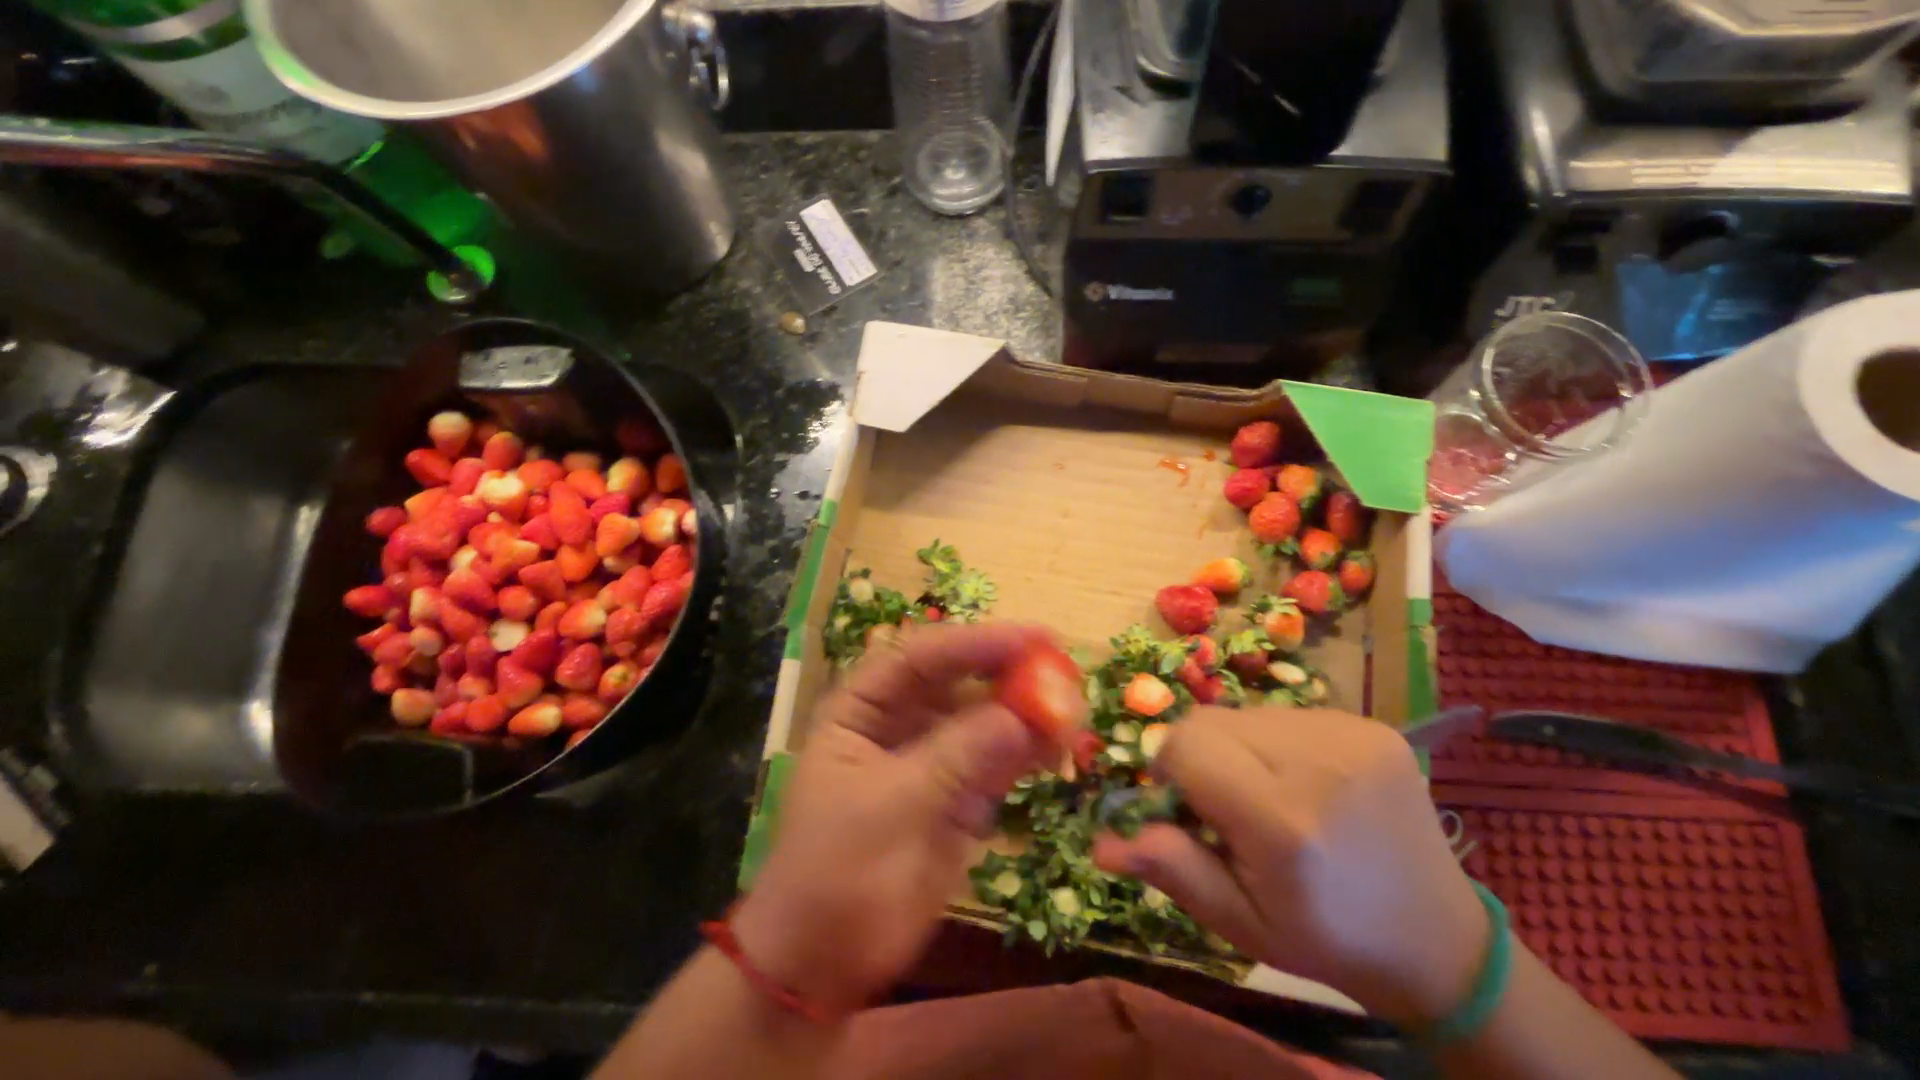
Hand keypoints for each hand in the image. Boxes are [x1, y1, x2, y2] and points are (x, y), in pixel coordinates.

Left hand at [732, 622, 1055, 1013]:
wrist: (823, 959)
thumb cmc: (836, 871)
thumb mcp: (890, 806)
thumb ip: (954, 758)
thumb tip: (1020, 717)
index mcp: (860, 711)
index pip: (918, 658)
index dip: (974, 643)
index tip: (1030, 639)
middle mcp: (898, 726)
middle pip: (959, 683)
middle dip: (1008, 675)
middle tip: (1064, 670)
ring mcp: (931, 764)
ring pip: (984, 722)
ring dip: (1026, 714)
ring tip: (1072, 713)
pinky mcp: (957, 802)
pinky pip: (997, 766)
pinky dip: (1027, 756)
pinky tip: (1057, 752)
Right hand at [1093, 707, 1489, 1026]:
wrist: (1437, 939)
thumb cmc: (1325, 939)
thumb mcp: (1239, 922)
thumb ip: (1171, 868)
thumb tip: (1101, 840)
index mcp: (1283, 820)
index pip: (1185, 745)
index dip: (1169, 775)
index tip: (1189, 814)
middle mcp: (1319, 760)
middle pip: (1210, 721)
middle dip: (1200, 759)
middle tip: (1226, 811)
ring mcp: (1353, 735)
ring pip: (1247, 714)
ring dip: (1238, 749)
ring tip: (1271, 799)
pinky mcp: (1373, 726)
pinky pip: (1289, 716)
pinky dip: (1277, 744)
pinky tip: (1305, 786)